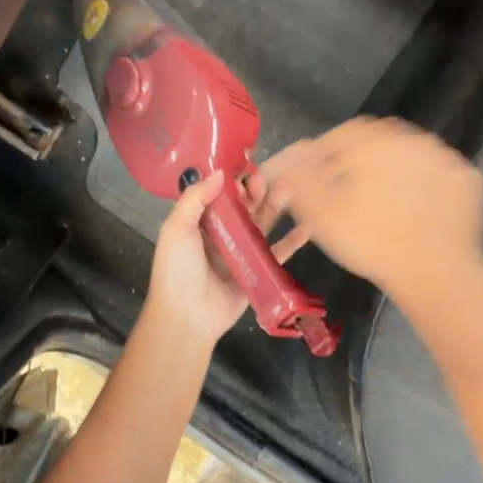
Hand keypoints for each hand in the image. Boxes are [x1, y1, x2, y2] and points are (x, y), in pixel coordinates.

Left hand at [144, 170, 309, 343]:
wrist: (187, 316)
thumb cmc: (177, 269)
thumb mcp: (177, 228)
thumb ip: (195, 199)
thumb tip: (220, 173)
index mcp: (198, 225)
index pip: (218, 197)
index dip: (232, 182)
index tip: (244, 167)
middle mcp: (220, 237)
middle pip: (243, 209)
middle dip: (254, 192)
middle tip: (264, 180)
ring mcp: (240, 255)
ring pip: (261, 226)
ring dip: (274, 208)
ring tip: (288, 190)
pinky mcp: (256, 273)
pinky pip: (276, 254)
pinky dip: (291, 242)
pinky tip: (305, 228)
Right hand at [260, 117, 482, 299]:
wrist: (436, 273)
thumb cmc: (372, 242)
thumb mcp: (321, 214)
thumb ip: (300, 177)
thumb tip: (290, 153)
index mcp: (374, 142)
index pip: (342, 133)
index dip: (325, 152)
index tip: (319, 175)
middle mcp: (411, 139)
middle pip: (376, 140)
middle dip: (359, 159)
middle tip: (348, 191)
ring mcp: (444, 157)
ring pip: (408, 155)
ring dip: (392, 170)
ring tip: (382, 204)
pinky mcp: (466, 178)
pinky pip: (435, 174)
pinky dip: (422, 185)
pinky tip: (413, 210)